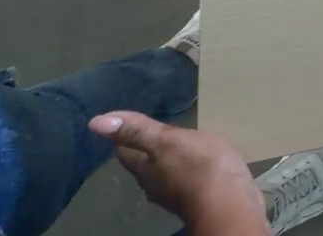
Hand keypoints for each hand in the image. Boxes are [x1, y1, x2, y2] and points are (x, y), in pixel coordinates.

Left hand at [90, 112, 268, 234]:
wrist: (227, 199)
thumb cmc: (198, 165)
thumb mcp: (168, 140)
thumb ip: (137, 131)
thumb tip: (95, 122)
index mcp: (144, 169)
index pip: (126, 152)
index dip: (125, 137)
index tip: (129, 122)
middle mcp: (153, 183)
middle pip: (144, 164)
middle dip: (148, 148)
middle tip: (159, 130)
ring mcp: (174, 192)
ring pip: (165, 172)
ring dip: (170, 158)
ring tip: (183, 142)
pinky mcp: (196, 194)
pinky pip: (186, 177)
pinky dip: (189, 167)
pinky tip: (202, 161)